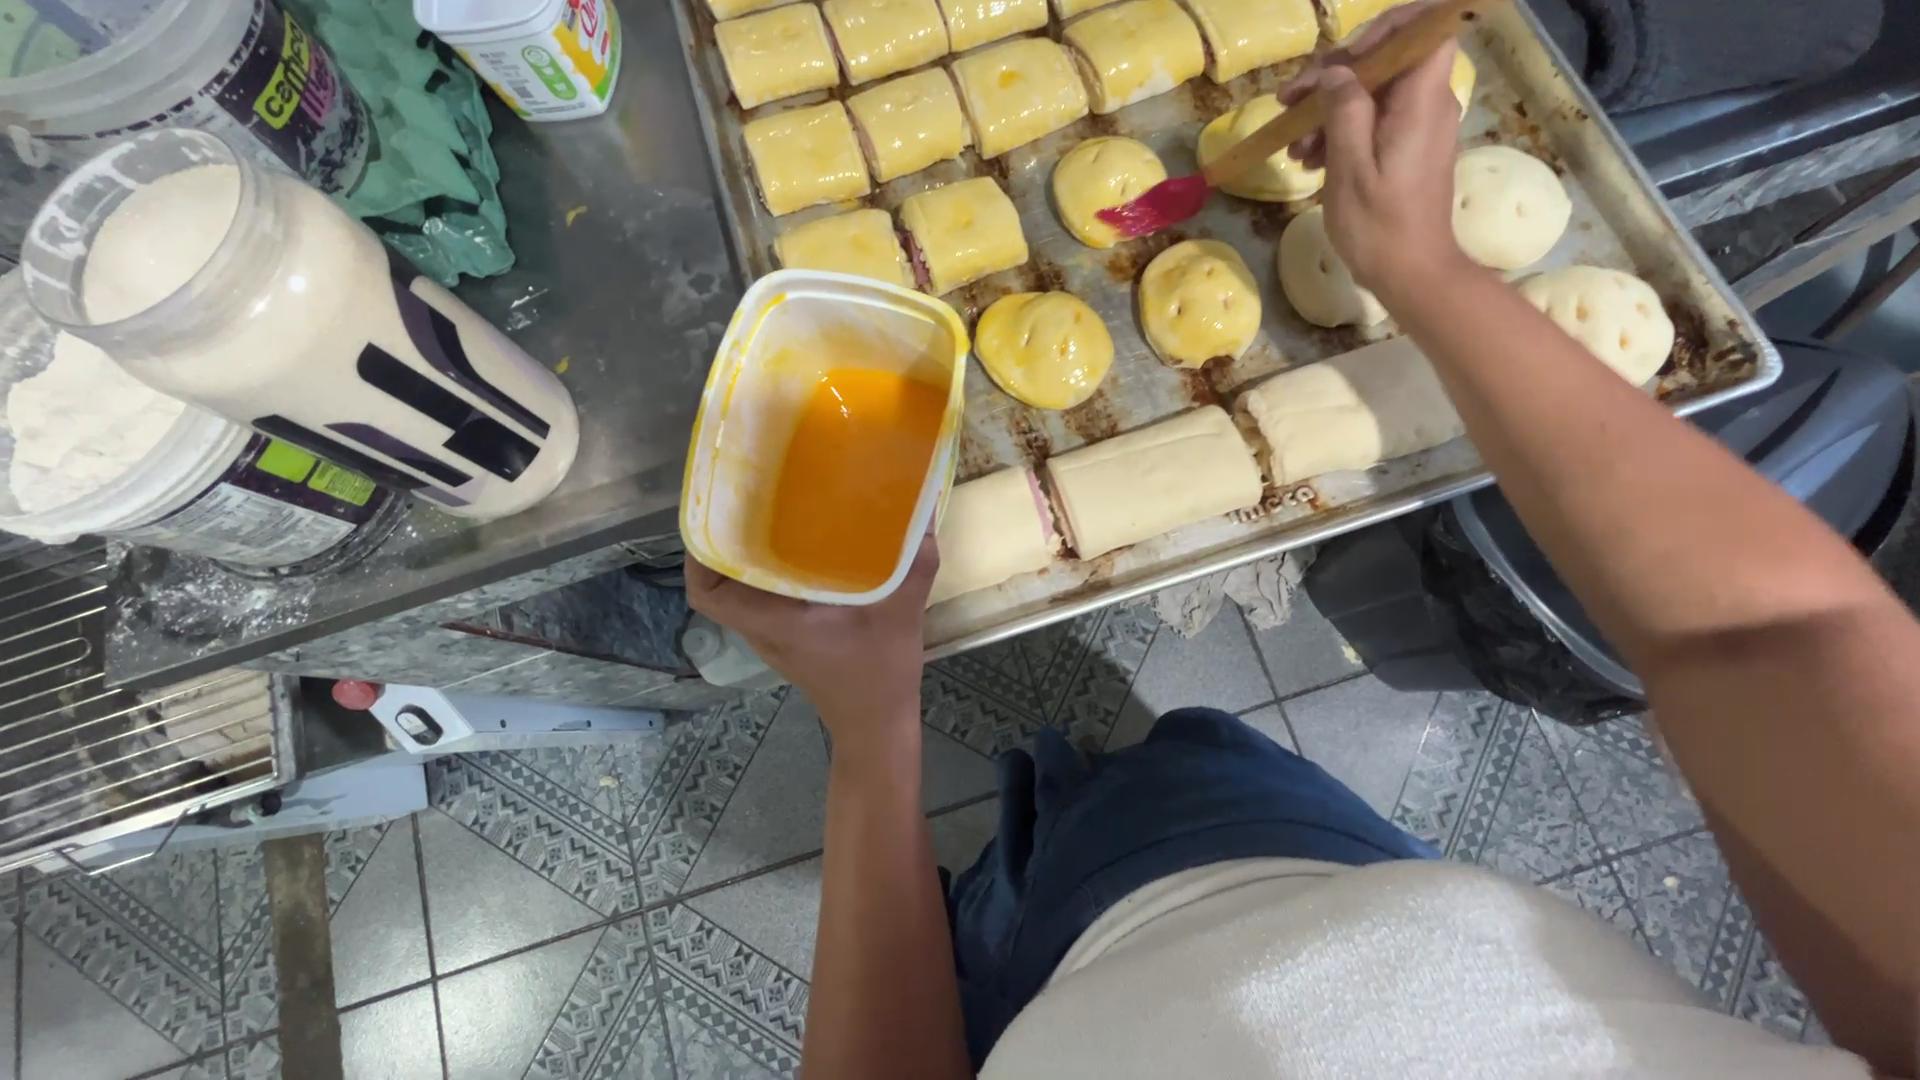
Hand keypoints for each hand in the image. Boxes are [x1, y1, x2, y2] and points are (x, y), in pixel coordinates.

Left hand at [686, 535, 938, 743]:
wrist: (877, 727)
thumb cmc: (879, 677)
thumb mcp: (900, 618)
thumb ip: (913, 567)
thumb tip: (923, 514)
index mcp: (776, 623)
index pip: (709, 594)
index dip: (699, 556)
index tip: (716, 515)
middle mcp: (764, 630)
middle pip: (719, 586)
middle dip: (724, 543)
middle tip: (746, 502)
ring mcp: (774, 638)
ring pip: (740, 593)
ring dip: (746, 558)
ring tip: (770, 518)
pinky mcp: (789, 641)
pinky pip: (763, 601)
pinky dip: (770, 576)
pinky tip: (801, 553)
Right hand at [1279, 2, 1472, 297]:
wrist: (1411, 271)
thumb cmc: (1378, 225)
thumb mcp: (1350, 167)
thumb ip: (1344, 111)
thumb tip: (1335, 73)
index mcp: (1422, 100)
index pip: (1425, 28)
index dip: (1384, 30)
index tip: (1340, 62)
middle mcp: (1429, 103)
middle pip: (1388, 61)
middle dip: (1336, 77)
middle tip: (1290, 104)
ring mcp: (1420, 126)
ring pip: (1375, 94)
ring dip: (1330, 110)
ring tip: (1295, 147)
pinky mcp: (1408, 148)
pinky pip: (1376, 121)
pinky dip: (1342, 131)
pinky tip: (1311, 159)